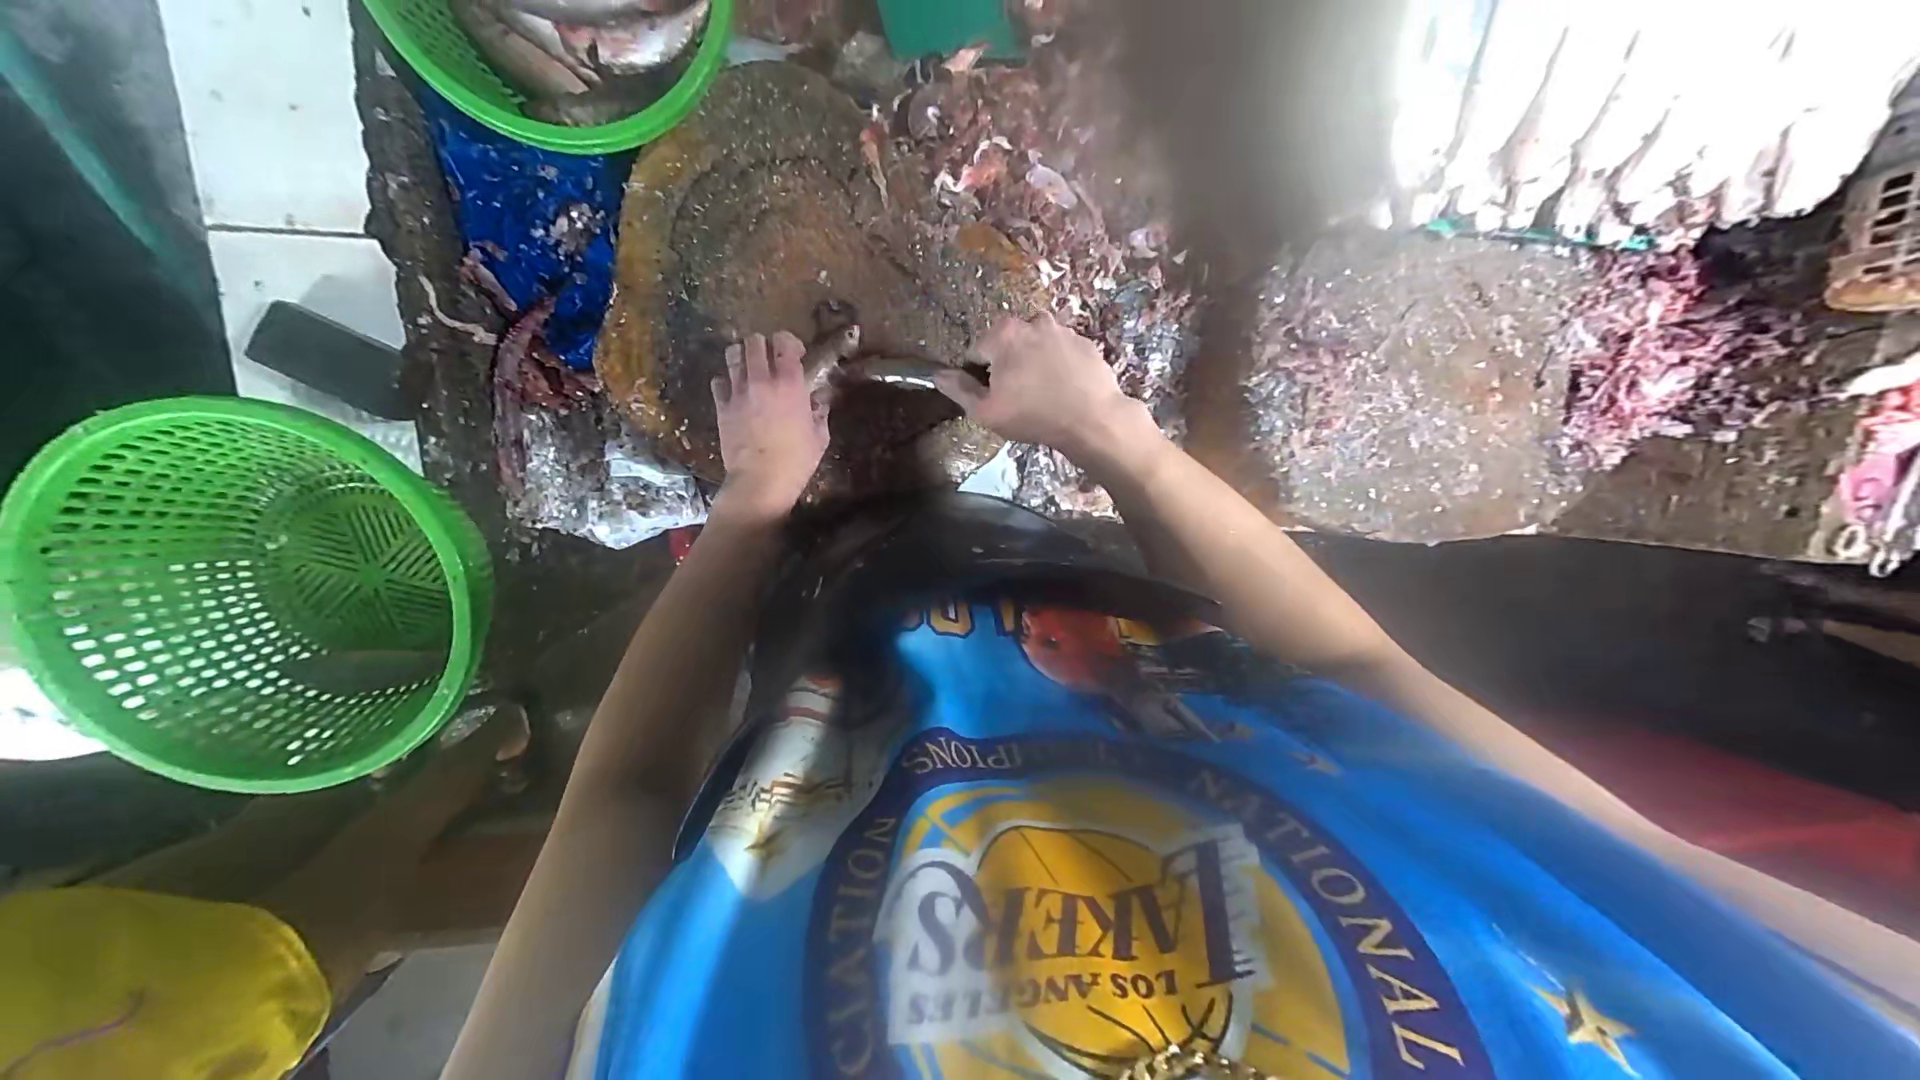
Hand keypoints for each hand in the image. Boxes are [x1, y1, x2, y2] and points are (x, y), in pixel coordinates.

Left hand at [710, 332, 829, 523]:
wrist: (761, 480)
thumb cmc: (797, 461)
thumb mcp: (820, 437)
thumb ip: (820, 413)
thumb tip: (819, 400)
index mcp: (790, 385)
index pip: (785, 343)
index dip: (790, 342)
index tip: (796, 354)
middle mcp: (762, 381)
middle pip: (754, 341)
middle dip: (763, 345)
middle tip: (770, 359)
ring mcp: (738, 392)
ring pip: (733, 354)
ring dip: (742, 357)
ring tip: (750, 369)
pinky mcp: (722, 406)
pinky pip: (719, 381)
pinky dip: (726, 382)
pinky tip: (735, 391)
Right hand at [934, 313, 1153, 459]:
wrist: (1092, 420)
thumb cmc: (1033, 415)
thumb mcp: (986, 411)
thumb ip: (959, 390)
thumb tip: (939, 375)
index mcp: (1004, 333)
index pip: (977, 353)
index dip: (980, 378)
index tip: (994, 398)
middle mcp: (1034, 321)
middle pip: (1008, 345)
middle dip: (1009, 366)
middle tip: (1019, 398)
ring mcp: (1064, 330)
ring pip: (1037, 347)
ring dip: (1035, 364)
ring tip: (1043, 395)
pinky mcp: (1086, 344)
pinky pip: (1063, 354)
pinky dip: (1060, 367)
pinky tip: (1064, 391)